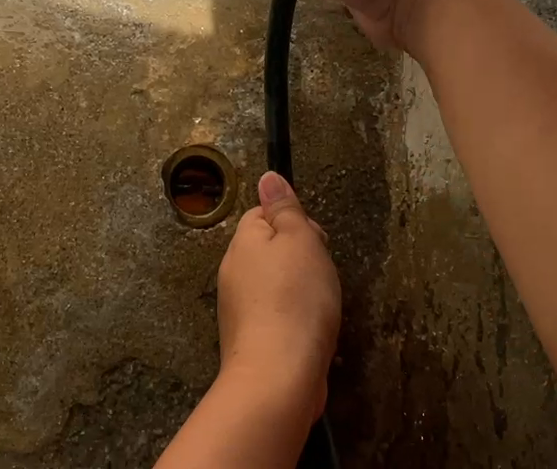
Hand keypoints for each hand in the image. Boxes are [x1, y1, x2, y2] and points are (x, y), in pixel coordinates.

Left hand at [217, 172, 340, 422]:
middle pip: (270, 250)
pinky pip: (276, 316)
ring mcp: (238, 309)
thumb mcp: (299, 239)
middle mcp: (233, 272)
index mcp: (242, 242)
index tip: (317, 241)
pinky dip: (295, 320)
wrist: (278, 378)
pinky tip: (312, 333)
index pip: (263, 214)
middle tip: (323, 274)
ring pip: (275, 284)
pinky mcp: (250, 341)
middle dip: (300, 258)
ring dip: (300, 291)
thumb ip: (285, 208)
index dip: (294, 222)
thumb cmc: (295, 299)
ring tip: (321, 306)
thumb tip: (266, 177)